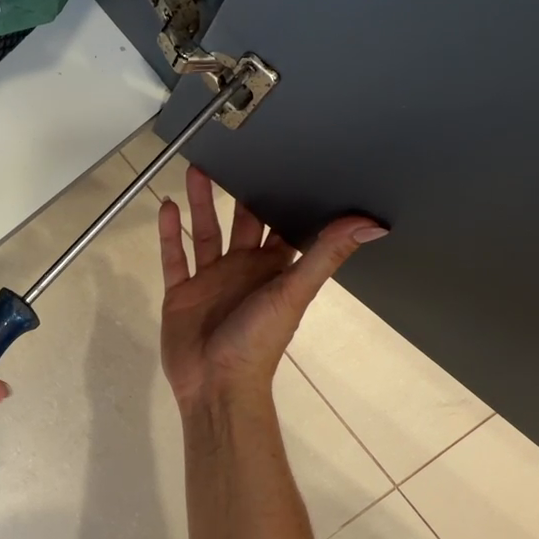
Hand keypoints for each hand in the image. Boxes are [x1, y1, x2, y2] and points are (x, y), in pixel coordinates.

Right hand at [158, 165, 386, 413]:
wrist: (215, 384)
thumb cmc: (257, 341)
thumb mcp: (293, 294)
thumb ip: (325, 256)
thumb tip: (371, 222)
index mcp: (272, 269)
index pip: (281, 224)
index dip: (283, 196)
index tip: (286, 160)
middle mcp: (241, 269)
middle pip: (240, 222)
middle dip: (237, 191)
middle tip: (235, 154)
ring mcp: (209, 280)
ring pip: (204, 233)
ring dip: (201, 203)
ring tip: (197, 169)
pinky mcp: (180, 293)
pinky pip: (175, 257)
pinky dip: (170, 234)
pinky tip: (167, 206)